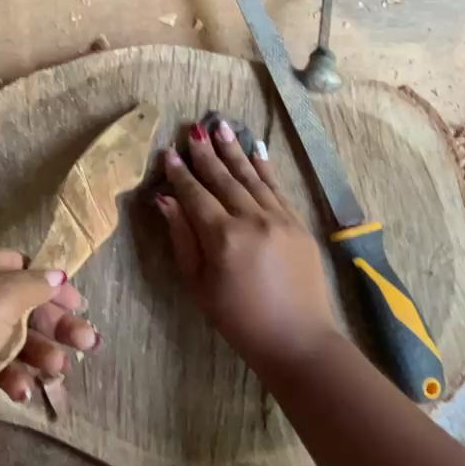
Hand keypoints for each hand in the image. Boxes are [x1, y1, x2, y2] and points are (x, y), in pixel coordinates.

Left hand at [0, 250, 99, 424]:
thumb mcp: (3, 296)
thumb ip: (34, 285)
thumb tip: (57, 275)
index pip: (23, 267)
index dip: (52, 284)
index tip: (77, 304)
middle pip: (26, 307)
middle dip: (57, 326)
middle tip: (88, 344)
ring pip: (16, 340)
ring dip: (41, 355)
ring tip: (57, 372)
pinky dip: (14, 378)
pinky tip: (23, 391)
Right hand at [155, 119, 338, 374]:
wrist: (297, 339)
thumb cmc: (238, 319)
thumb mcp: (198, 284)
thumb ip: (183, 237)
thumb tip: (166, 200)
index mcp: (223, 237)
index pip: (195, 195)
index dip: (180, 173)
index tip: (168, 152)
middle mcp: (252, 220)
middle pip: (223, 179)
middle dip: (206, 153)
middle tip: (192, 129)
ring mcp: (280, 219)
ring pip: (251, 177)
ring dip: (234, 151)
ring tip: (220, 126)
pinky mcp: (298, 224)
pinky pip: (277, 188)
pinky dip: (264, 167)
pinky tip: (256, 149)